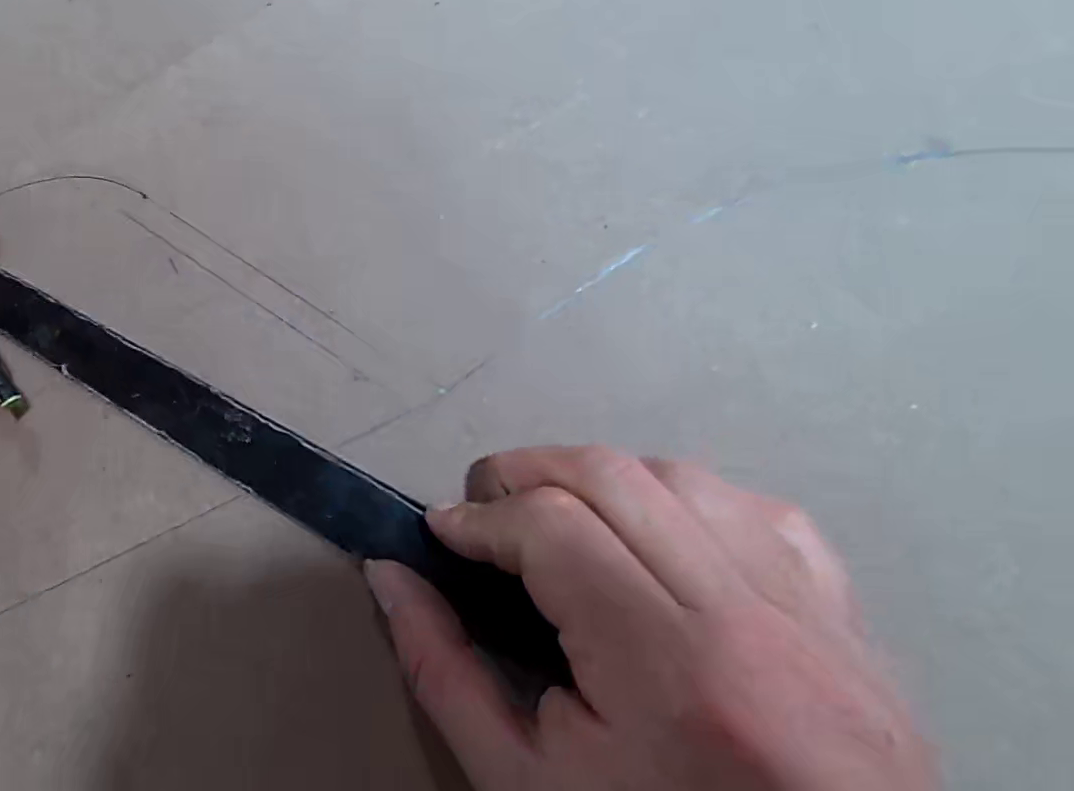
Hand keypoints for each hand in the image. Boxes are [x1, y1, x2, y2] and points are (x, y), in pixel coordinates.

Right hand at [365, 446, 934, 790]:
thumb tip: (387, 571)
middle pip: (610, 477)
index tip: (442, 534)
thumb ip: (439, 665)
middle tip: (483, 514)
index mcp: (676, 678)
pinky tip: (649, 539)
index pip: (553, 528)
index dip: (477, 518)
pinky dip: (682, 501)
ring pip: (679, 477)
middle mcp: (757, 628)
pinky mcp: (847, 625)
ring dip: (593, 479)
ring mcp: (815, 621)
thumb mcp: (517, 778)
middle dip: (520, 474)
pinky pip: (758, 512)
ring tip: (555, 519)